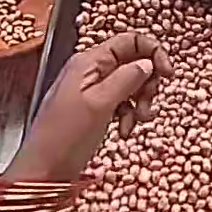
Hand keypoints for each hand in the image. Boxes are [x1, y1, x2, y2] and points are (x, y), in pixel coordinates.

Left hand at [8, 31, 172, 180]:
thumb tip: (148, 63)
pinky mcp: (95, 108)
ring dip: (140, 103)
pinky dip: (129, 115)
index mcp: (89, 62)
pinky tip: (124, 131)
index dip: (153, 53)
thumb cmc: (64, 137)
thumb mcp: (100, 104)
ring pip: (131, 84)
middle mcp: (91, 71)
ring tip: (135, 123)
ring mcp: (92, 90)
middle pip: (133, 63)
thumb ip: (126, 79)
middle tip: (147, 107)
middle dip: (147, 84)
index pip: (129, 40)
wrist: (42, 171)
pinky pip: (122, 103)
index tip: (169, 75)